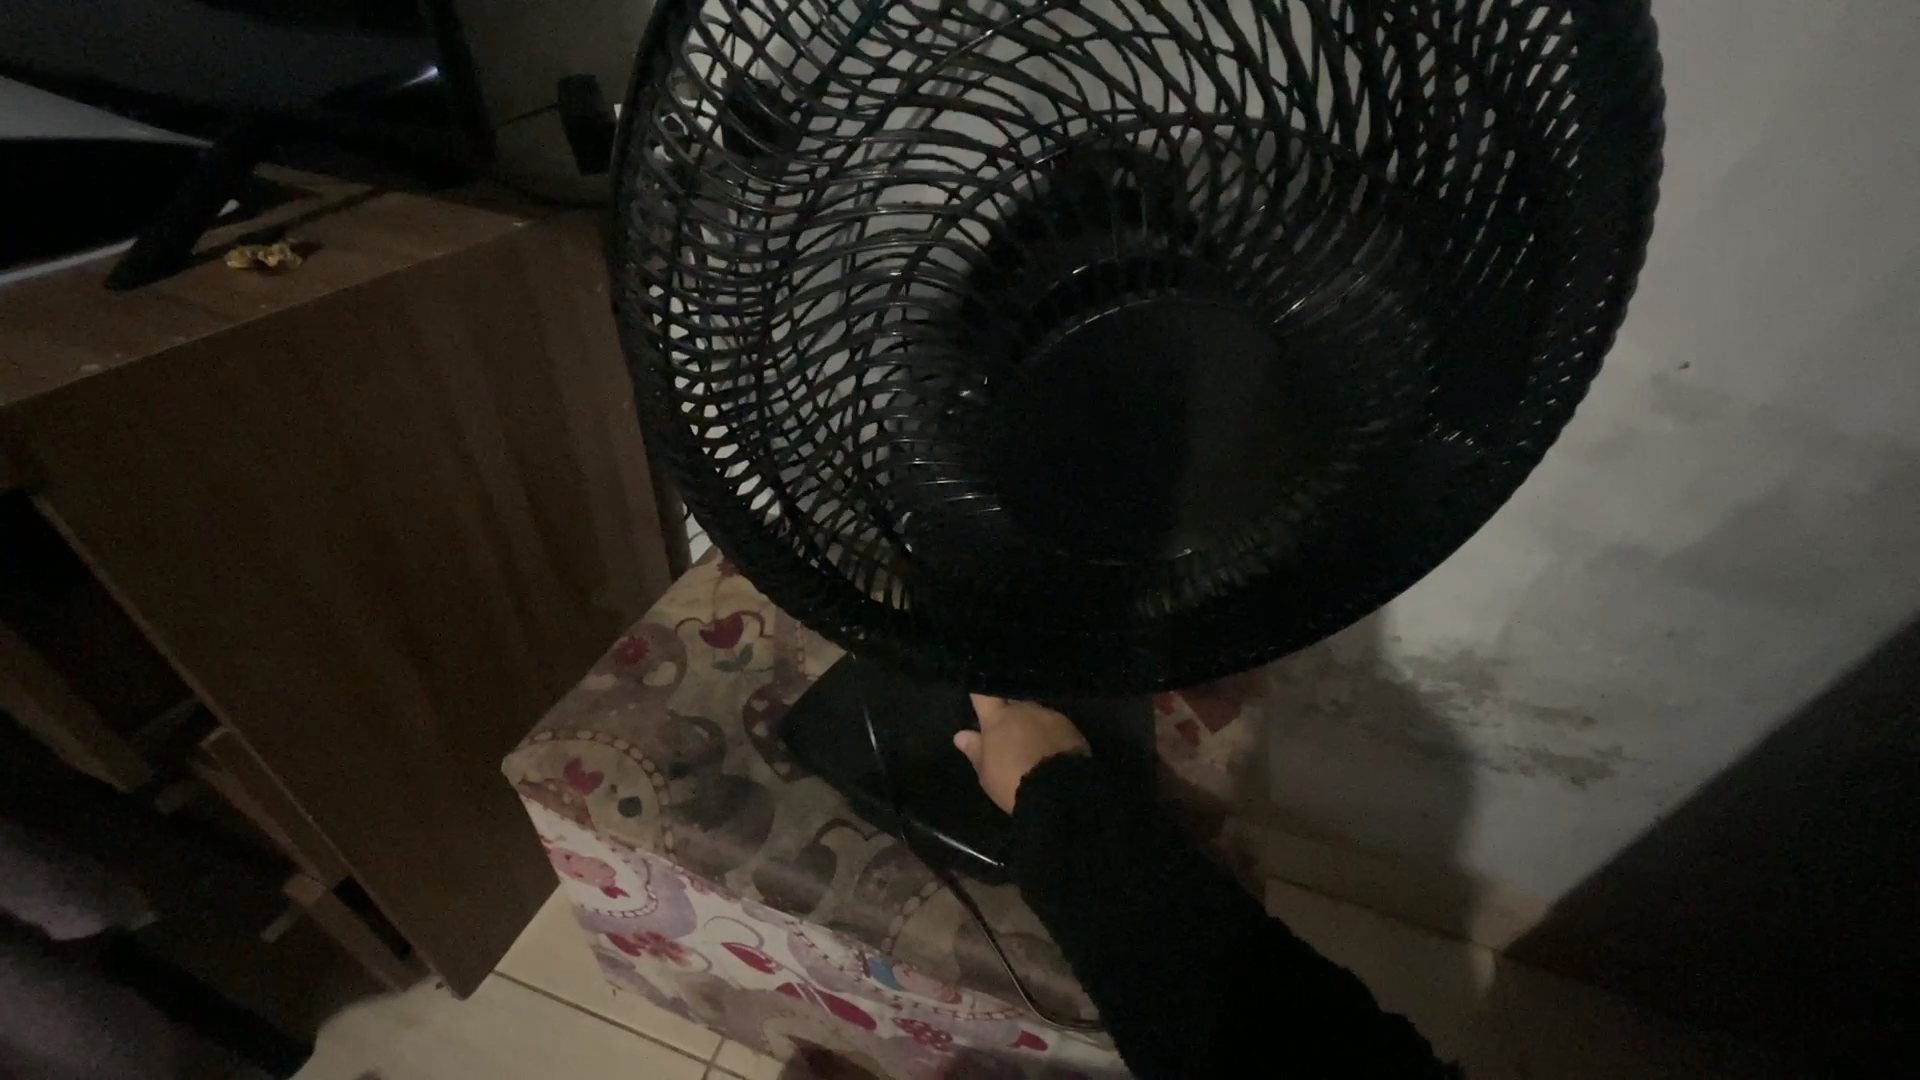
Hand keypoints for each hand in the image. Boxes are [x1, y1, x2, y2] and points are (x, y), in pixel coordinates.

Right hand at [954, 695, 1089, 813]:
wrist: (1059, 790)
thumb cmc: (1013, 783)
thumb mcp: (987, 774)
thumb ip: (976, 751)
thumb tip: (961, 735)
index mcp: (998, 718)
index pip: (983, 694)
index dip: (980, 692)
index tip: (979, 694)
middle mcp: (1023, 708)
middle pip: (1011, 702)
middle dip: (1008, 711)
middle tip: (1006, 728)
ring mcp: (1049, 715)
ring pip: (1034, 712)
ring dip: (1030, 723)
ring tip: (1031, 743)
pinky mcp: (1070, 727)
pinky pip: (1054, 724)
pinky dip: (1049, 733)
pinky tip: (1051, 749)